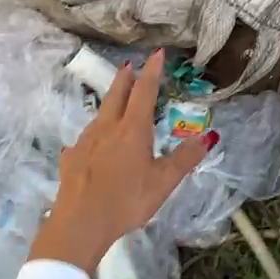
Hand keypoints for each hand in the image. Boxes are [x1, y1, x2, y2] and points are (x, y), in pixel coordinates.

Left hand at [28, 51, 213, 274]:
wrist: (79, 224)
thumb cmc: (126, 201)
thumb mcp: (163, 182)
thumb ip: (185, 158)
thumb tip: (209, 136)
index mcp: (133, 129)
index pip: (144, 91)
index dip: (152, 71)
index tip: (157, 54)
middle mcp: (107, 128)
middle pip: (117, 94)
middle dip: (126, 78)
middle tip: (131, 65)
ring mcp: (85, 141)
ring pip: (100, 114)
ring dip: (110, 103)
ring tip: (117, 103)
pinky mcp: (71, 158)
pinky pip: (86, 139)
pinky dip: (95, 135)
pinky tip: (94, 146)